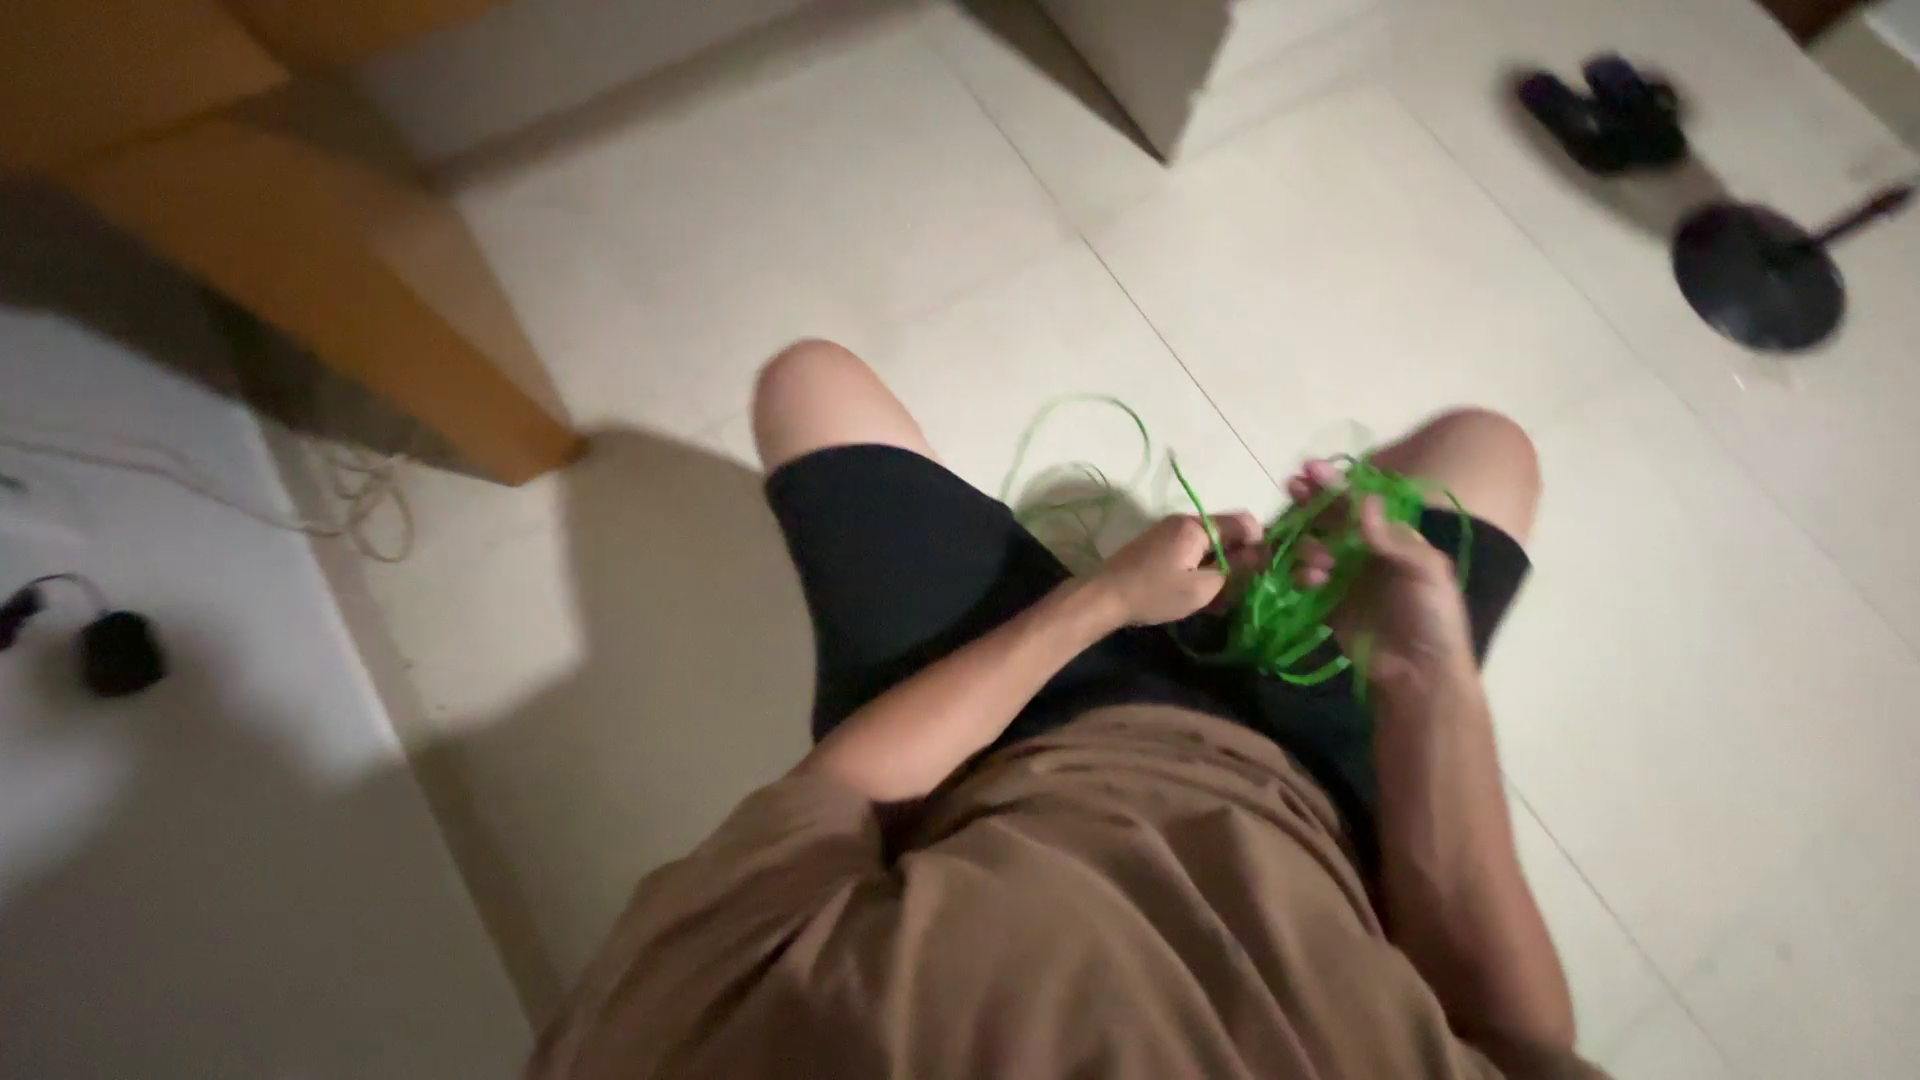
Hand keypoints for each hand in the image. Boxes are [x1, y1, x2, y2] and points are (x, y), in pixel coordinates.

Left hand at [1095, 512, 1260, 625]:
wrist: (1103, 597)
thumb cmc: (1154, 593)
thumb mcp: (1202, 588)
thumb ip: (1236, 570)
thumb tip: (1264, 554)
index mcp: (1196, 526)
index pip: (1244, 523)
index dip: (1260, 545)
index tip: (1262, 571)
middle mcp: (1182, 521)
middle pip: (1226, 533)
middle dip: (1238, 559)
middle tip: (1239, 588)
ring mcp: (1167, 531)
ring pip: (1208, 544)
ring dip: (1218, 566)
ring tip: (1217, 596)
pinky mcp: (1156, 545)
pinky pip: (1189, 550)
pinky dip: (1199, 567)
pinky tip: (1196, 591)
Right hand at [1287, 461, 1474, 691]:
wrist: (1418, 672)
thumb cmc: (1432, 617)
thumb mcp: (1426, 572)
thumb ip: (1392, 538)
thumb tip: (1363, 501)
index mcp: (1394, 538)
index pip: (1360, 503)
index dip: (1336, 485)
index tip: (1310, 469)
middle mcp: (1366, 551)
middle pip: (1331, 518)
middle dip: (1311, 501)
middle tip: (1292, 487)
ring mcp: (1343, 575)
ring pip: (1312, 545)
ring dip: (1309, 545)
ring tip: (1318, 563)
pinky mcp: (1325, 600)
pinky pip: (1302, 577)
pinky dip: (1301, 575)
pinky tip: (1310, 583)